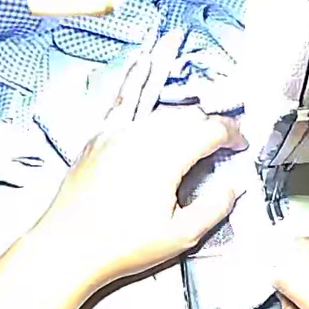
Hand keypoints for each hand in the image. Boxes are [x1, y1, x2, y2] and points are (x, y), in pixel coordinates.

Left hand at [28, 53, 244, 288]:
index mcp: (167, 156)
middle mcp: (142, 135)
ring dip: (184, 115)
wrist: (68, 247)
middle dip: (210, 126)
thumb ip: (213, 208)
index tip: (240, 144)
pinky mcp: (100, 136)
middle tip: (220, 144)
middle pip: (188, 117)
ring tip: (196, 124)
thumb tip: (232, 188)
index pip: (211, 129)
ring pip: (161, 110)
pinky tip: (143, 61)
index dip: (233, 134)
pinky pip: (123, 100)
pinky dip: (137, 79)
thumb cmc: (119, 245)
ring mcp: (118, 132)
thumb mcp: (179, 236)